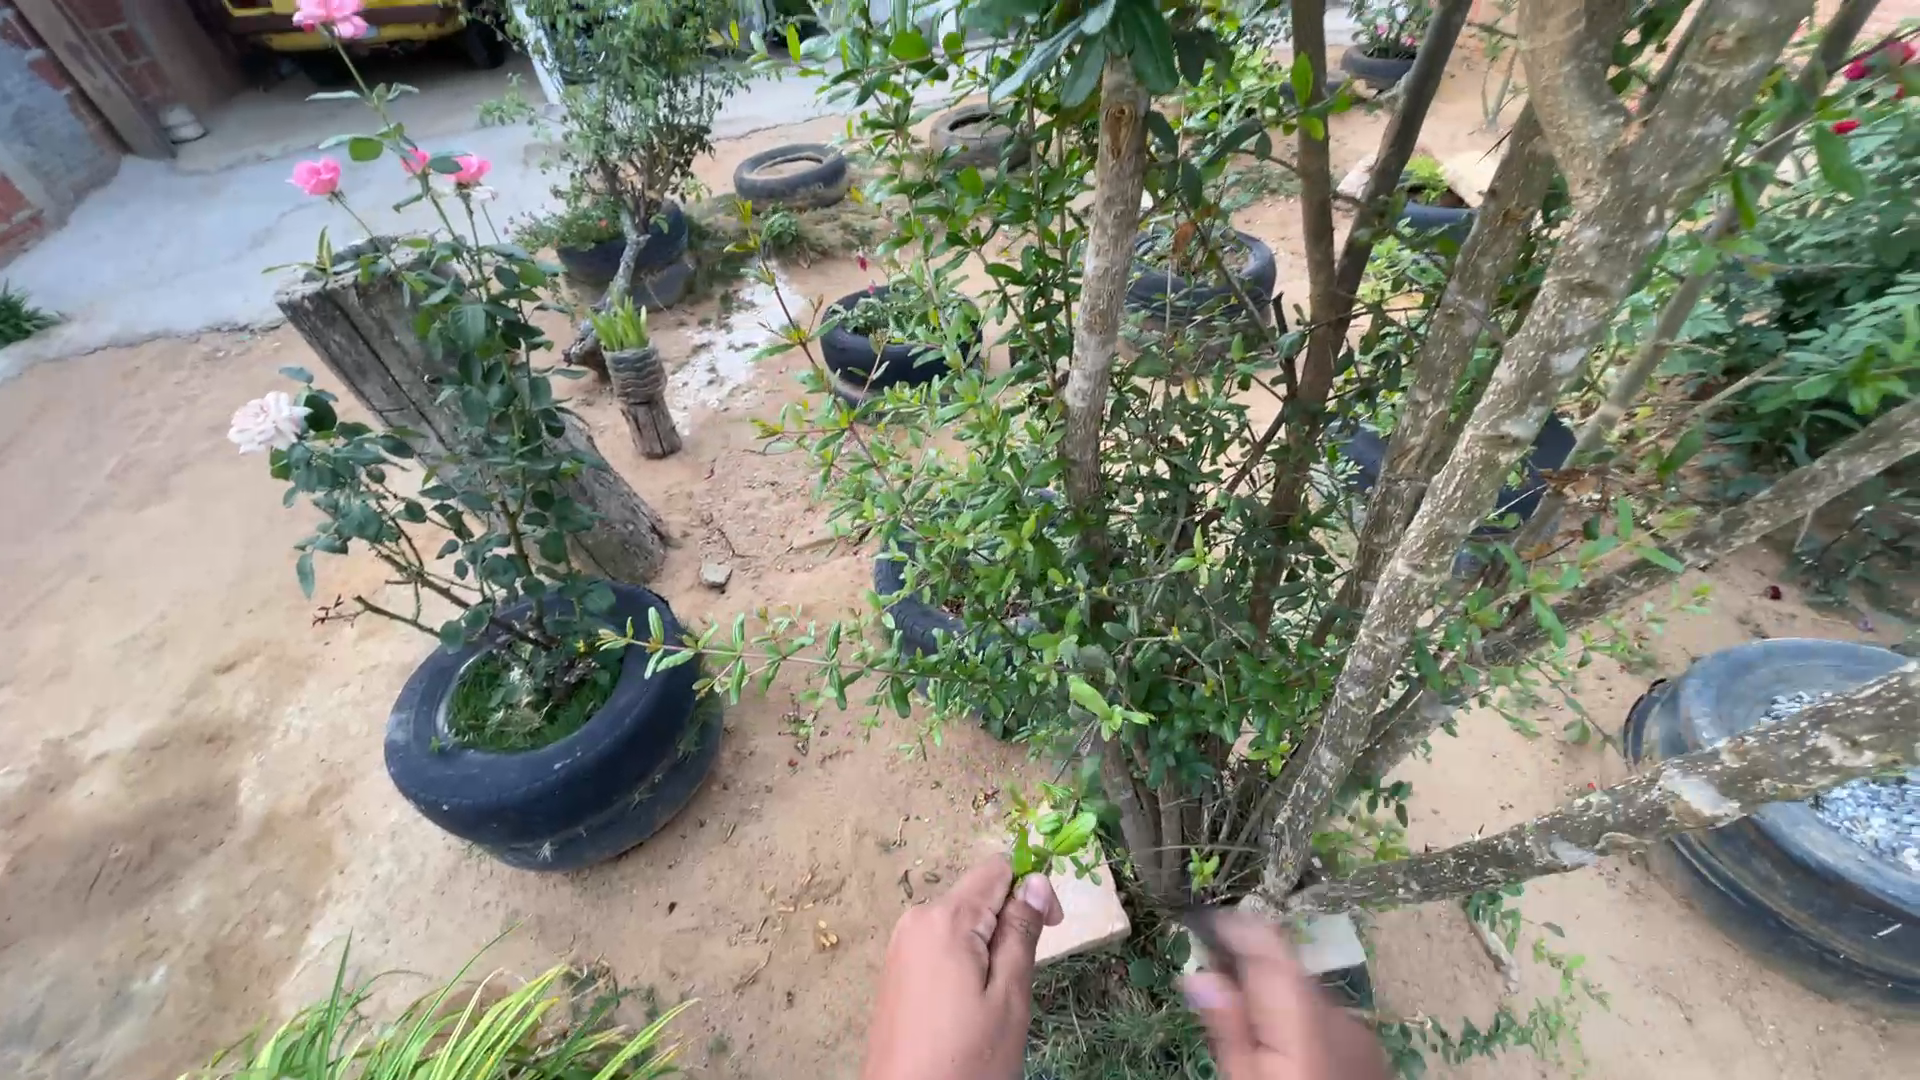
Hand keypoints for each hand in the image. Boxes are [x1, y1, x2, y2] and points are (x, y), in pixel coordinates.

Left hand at [861, 856, 1064, 1079]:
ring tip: (991, 1001)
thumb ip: (1022, 931)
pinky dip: (964, 961)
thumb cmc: (965, 1061)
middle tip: (1018, 981)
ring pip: (962, 921)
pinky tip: (966, 1007)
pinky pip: (941, 943)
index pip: (998, 869)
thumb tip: (1037, 880)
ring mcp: (901, 944)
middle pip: (979, 894)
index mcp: (945, 917)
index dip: (1032, 888)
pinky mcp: (895, 969)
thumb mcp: (1008, 998)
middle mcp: (917, 918)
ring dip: (987, 946)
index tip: (1052, 928)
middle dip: (1008, 923)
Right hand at [1181, 911, 1389, 1079]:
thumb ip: (1227, 1028)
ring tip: (1245, 1026)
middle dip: (1248, 966)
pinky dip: (1297, 1017)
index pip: (1272, 947)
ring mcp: (1362, 1038)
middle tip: (1212, 984)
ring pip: (1304, 993)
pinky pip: (1325, 1018)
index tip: (1203, 926)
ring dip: (1273, 993)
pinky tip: (1283, 1050)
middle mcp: (1340, 1017)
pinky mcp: (1373, 1056)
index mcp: (1304, 1022)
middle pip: (1286, 968)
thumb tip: (1198, 974)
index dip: (1237, 926)